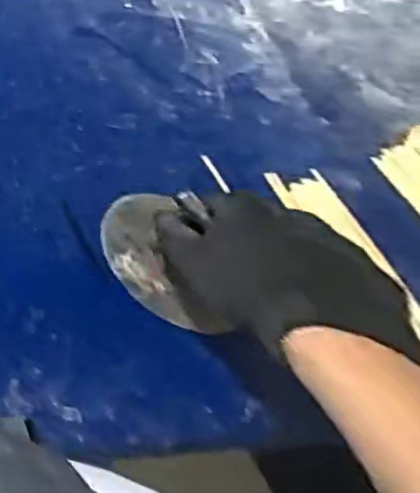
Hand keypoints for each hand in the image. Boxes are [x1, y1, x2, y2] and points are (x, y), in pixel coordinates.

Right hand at [156, 191, 419, 362]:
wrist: (327, 333)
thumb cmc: (243, 290)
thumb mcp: (189, 261)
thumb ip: (171, 232)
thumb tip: (165, 214)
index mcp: (243, 209)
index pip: (215, 199)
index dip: (204, 215)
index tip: (198, 233)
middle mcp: (289, 216)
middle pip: (262, 213)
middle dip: (249, 226)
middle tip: (238, 250)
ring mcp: (335, 242)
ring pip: (302, 235)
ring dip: (288, 245)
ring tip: (277, 270)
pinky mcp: (368, 271)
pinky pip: (337, 262)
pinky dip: (323, 269)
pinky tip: (313, 289)